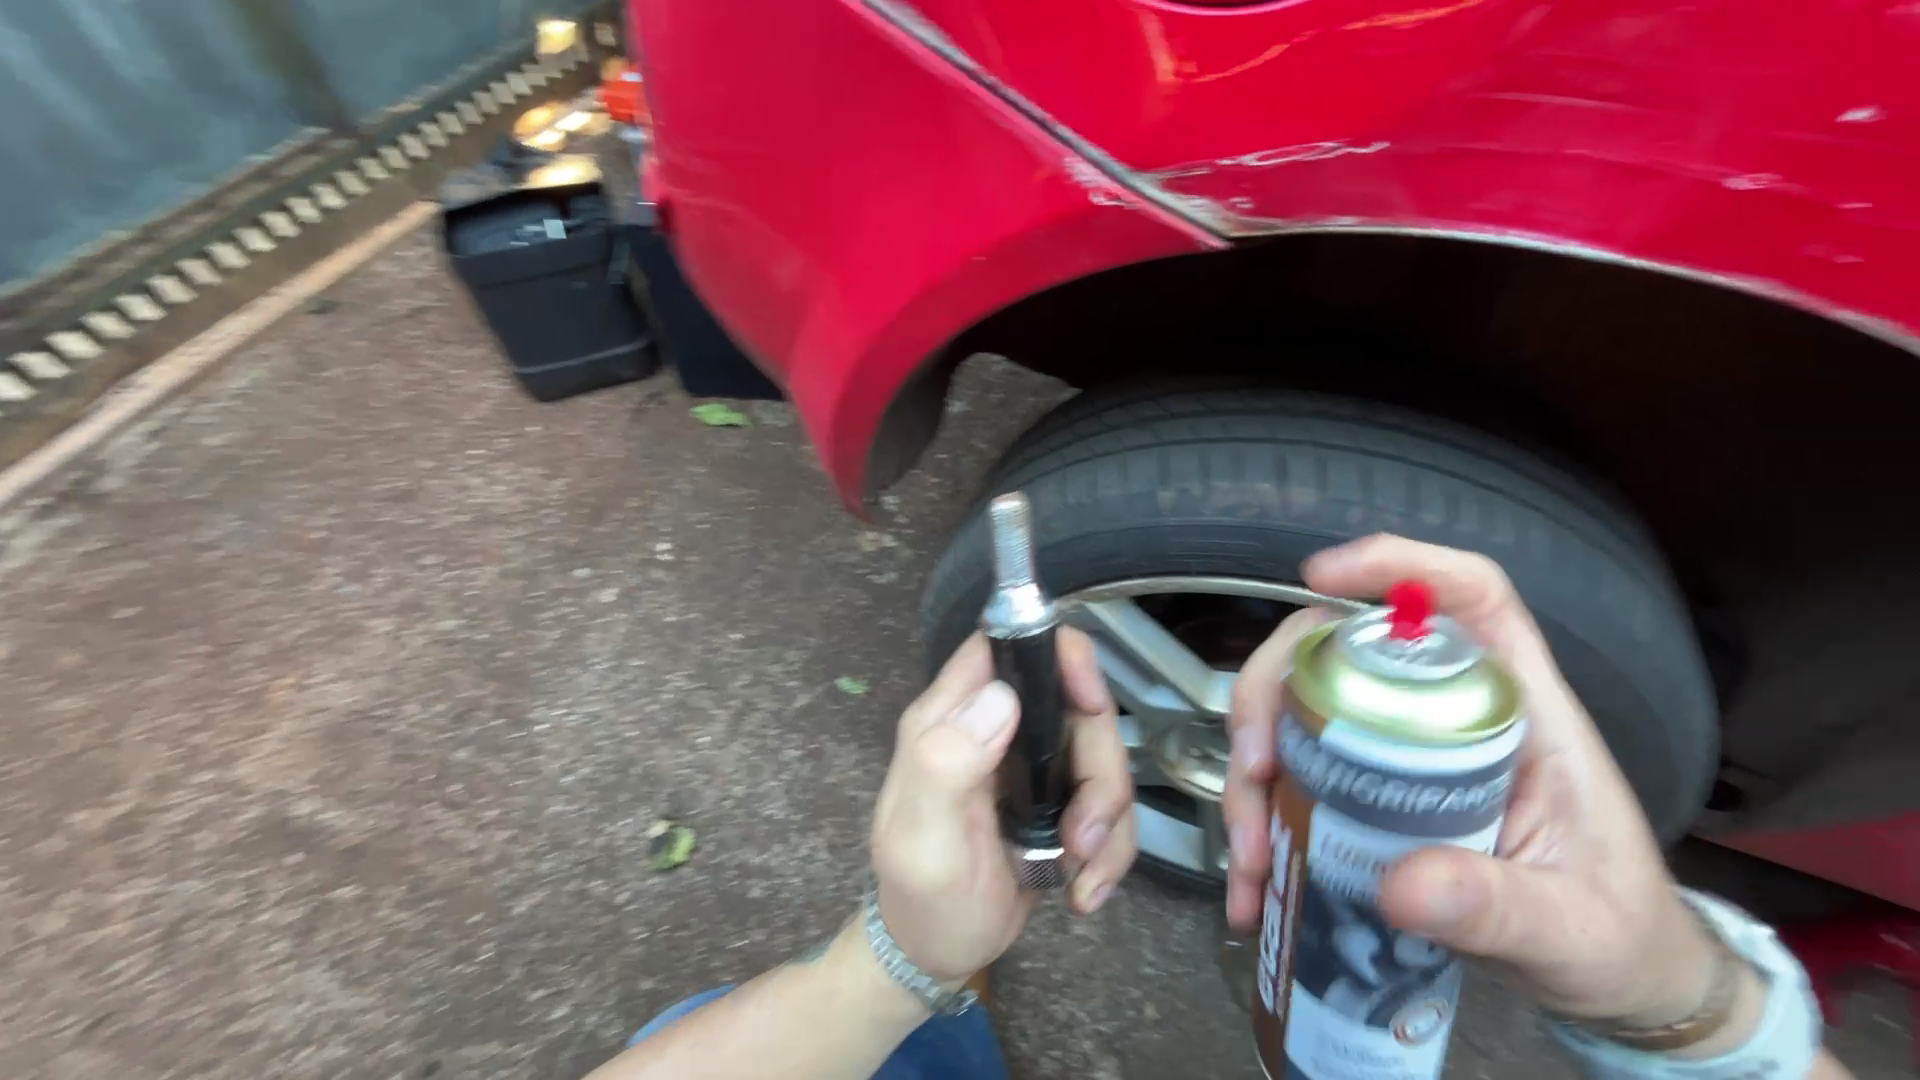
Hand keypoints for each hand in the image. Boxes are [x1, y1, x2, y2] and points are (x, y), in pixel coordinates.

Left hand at [869, 629, 1135, 983]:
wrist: (940, 951)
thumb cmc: (922, 897)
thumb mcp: (922, 840)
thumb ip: (944, 764)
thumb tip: (1001, 697)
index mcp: (950, 718)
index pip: (1004, 646)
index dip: (1055, 653)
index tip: (1090, 700)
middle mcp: (995, 728)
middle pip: (1077, 704)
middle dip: (1098, 772)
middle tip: (1083, 835)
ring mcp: (1032, 764)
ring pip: (1104, 756)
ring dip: (1108, 821)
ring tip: (1080, 873)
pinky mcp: (1061, 799)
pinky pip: (1111, 804)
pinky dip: (1111, 849)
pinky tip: (1084, 889)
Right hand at [1224, 534, 1719, 1025]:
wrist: (1605, 979)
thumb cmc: (1616, 932)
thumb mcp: (1578, 930)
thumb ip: (1505, 908)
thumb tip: (1401, 886)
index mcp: (1511, 706)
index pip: (1467, 595)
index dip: (1396, 565)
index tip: (1319, 575)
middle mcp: (1435, 707)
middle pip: (1334, 647)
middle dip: (1273, 693)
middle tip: (1255, 766)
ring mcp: (1387, 747)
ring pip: (1293, 714)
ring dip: (1252, 776)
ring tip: (1250, 859)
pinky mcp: (1355, 791)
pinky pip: (1287, 782)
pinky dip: (1257, 826)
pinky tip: (1251, 885)